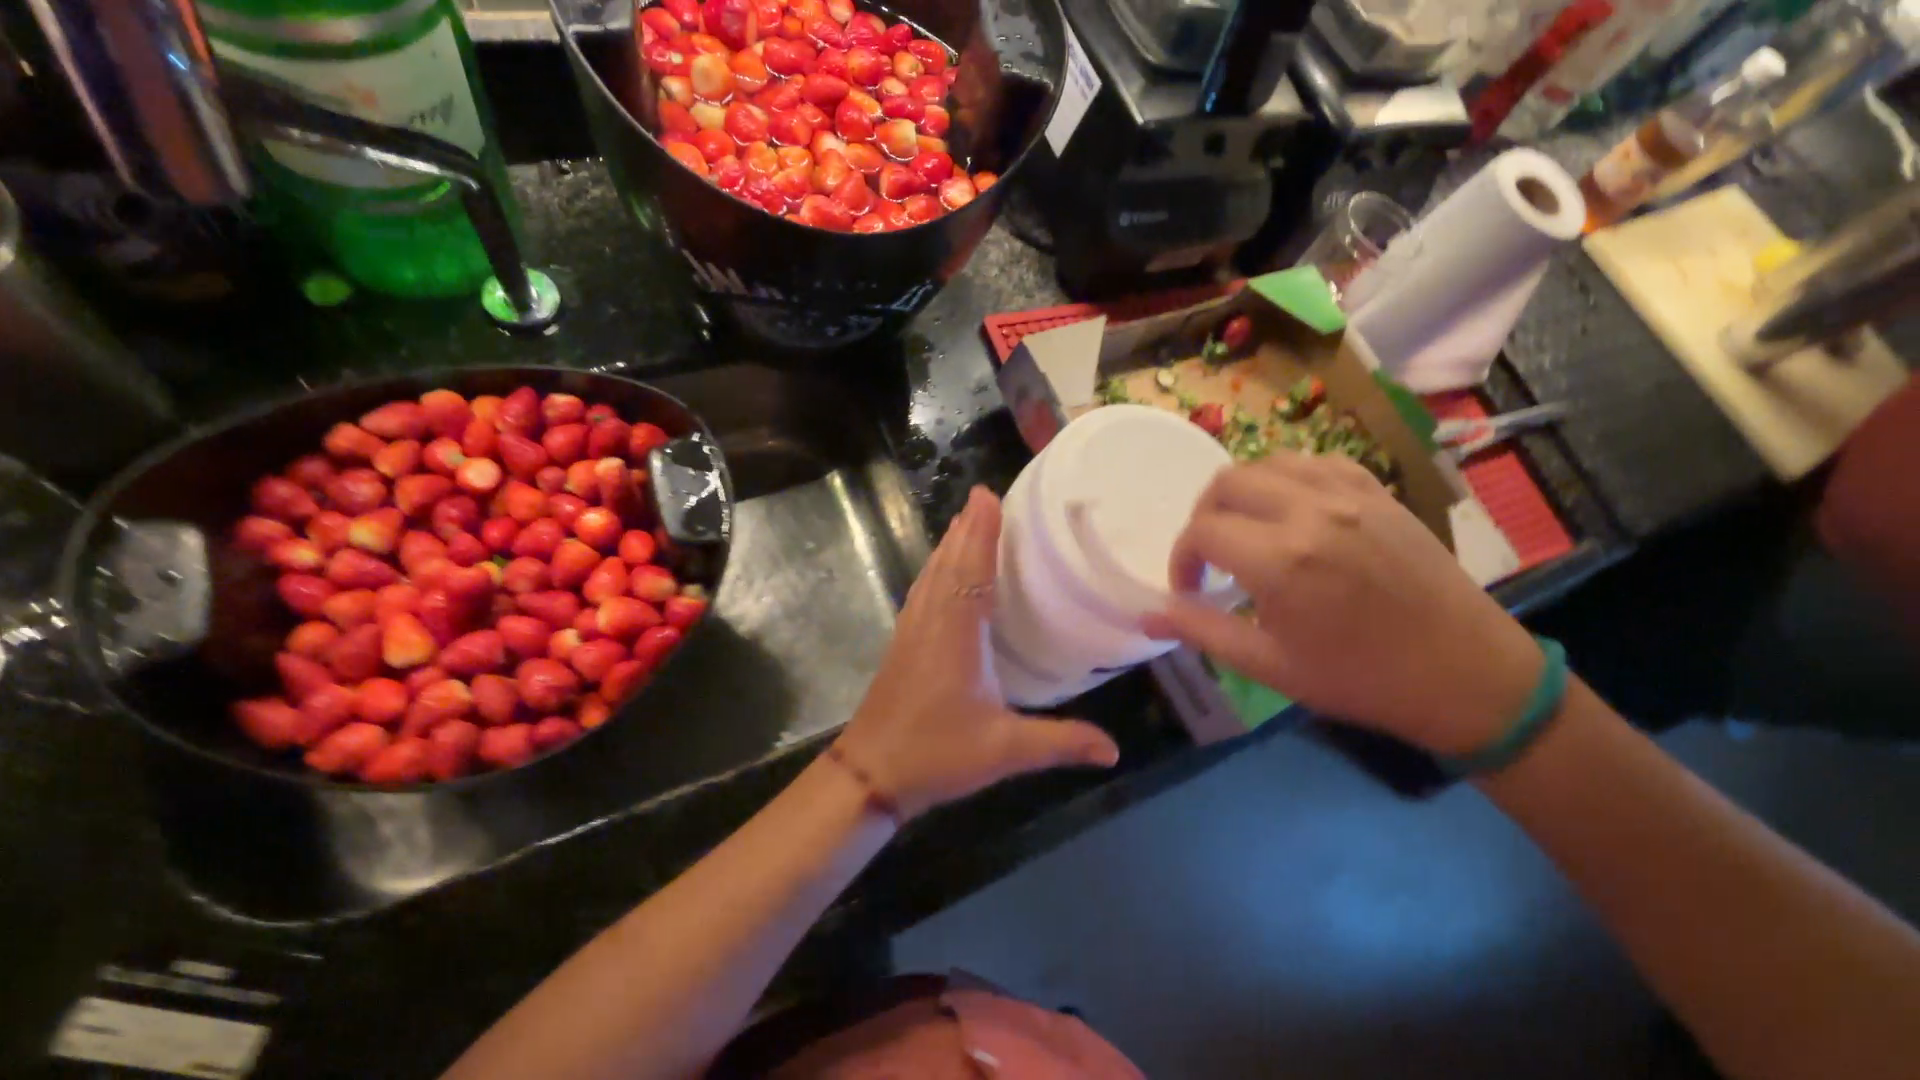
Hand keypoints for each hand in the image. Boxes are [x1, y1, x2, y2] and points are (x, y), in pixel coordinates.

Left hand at [835, 486, 1119, 819]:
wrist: (869, 774)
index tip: (988, 496)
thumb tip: (1114, 749)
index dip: (981, 533)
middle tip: (982, 496)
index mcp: (957, 633)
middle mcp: (931, 622)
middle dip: (965, 529)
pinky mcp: (902, 647)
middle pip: (948, 564)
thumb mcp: (1004, 751)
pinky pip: (922, 594)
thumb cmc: (936, 755)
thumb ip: (1060, 743)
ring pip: (930, 577)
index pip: (971, 570)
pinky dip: (935, 572)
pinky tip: (939, 575)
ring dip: (948, 547)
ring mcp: (911, 633)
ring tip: (964, 522)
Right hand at [1144, 453, 1543, 755]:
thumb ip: (1203, 632)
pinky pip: (1317, 462)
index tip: (1191, 590)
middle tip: (1211, 557)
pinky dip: (1289, 478)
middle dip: (1204, 517)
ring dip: (1243, 491)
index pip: (1202, 532)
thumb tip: (1147, 616)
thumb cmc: (1361, 680)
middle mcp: (1310, 511)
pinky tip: (1293, 510)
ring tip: (1247, 529)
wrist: (1465, 673)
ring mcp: (1349, 495)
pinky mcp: (1379, 492)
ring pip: (1269, 463)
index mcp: (1280, 560)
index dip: (1182, 559)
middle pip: (1226, 483)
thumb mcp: (1271, 667)